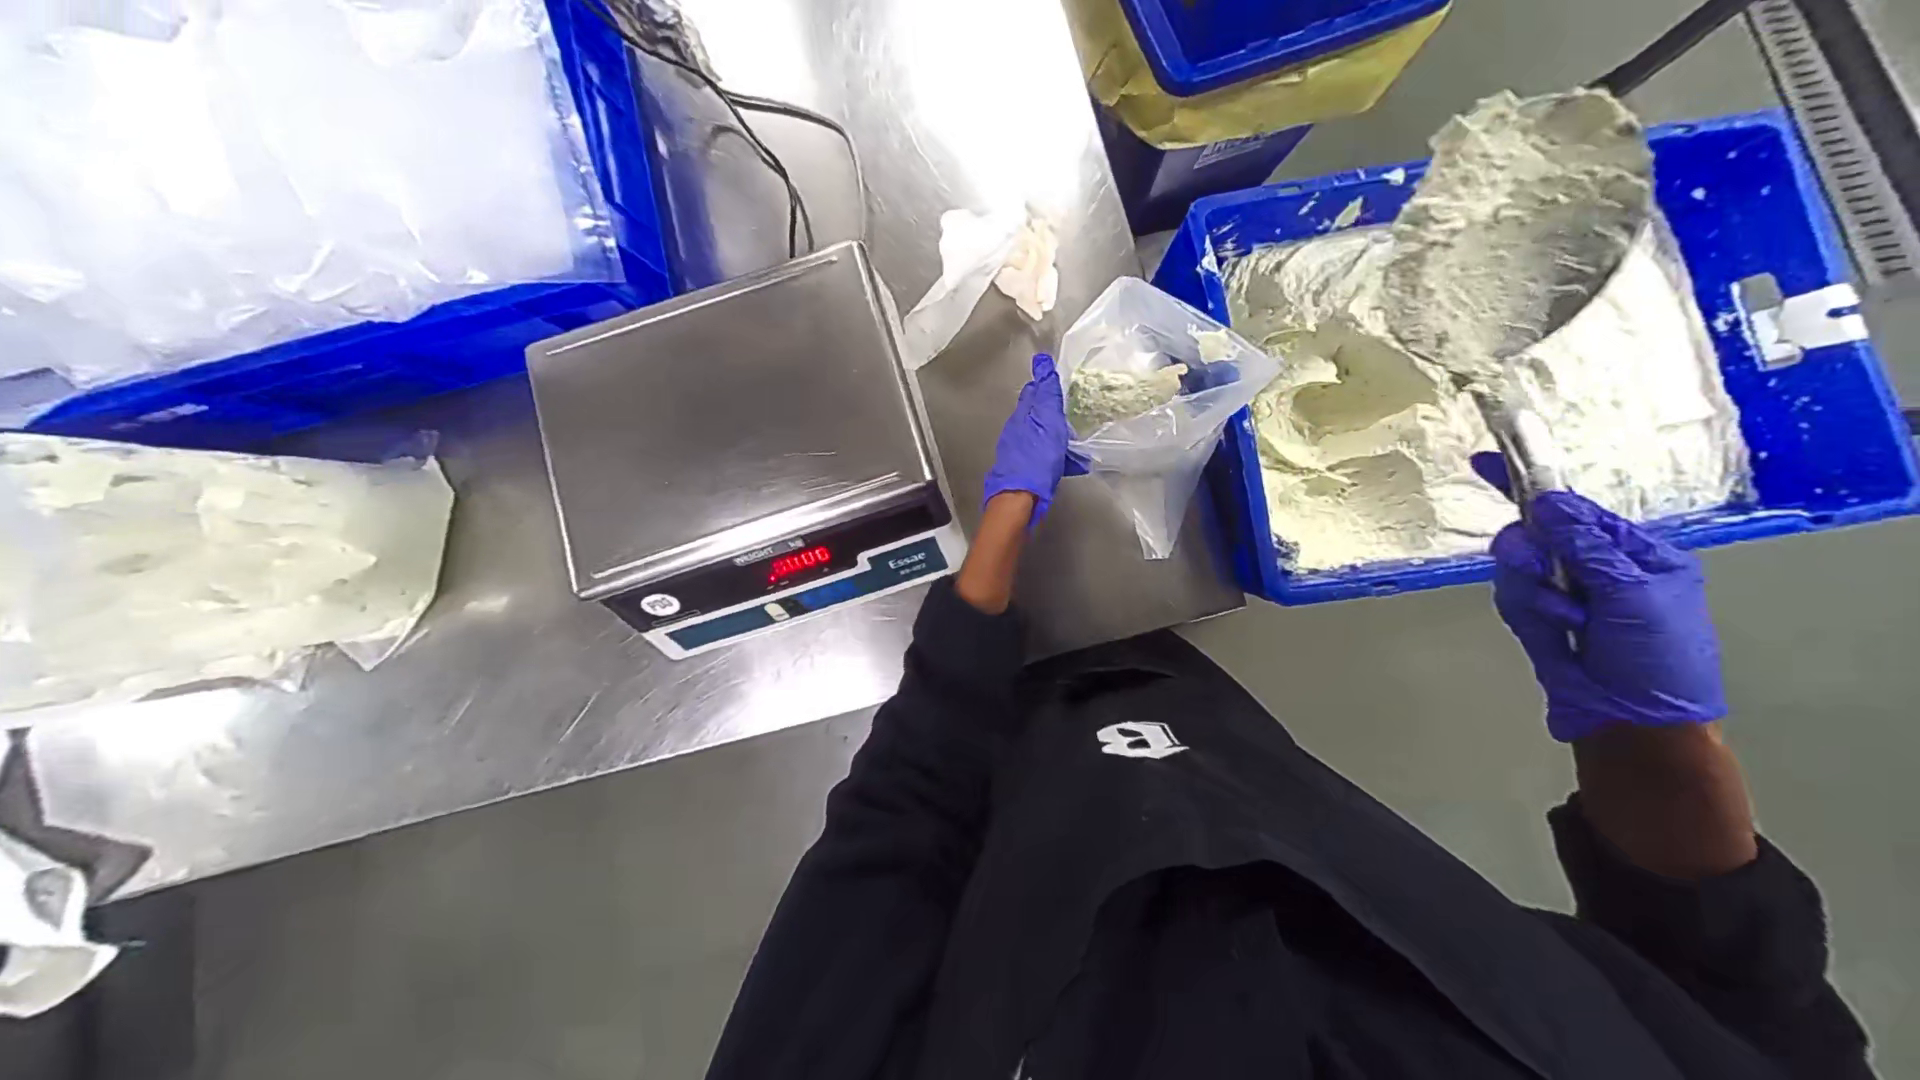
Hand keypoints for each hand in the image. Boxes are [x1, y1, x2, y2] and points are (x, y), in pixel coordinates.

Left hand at [982, 353, 1084, 524]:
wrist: (1021, 496)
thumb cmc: (1037, 457)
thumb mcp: (1047, 420)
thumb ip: (1046, 394)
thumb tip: (1041, 363)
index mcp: (1022, 416)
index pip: (1032, 392)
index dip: (1045, 385)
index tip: (1055, 381)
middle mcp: (1016, 432)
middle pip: (1035, 415)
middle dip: (1049, 411)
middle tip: (1067, 409)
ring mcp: (1018, 452)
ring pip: (1038, 436)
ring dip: (1052, 435)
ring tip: (1070, 440)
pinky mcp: (1023, 470)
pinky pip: (1040, 455)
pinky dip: (1052, 453)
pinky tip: (1063, 461)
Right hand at [1490, 491, 1725, 742]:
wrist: (1631, 719)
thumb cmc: (1657, 656)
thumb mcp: (1634, 595)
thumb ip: (1587, 546)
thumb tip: (1547, 501)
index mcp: (1632, 552)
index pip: (1572, 508)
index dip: (1531, 486)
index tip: (1486, 462)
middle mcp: (1592, 566)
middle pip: (1534, 535)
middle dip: (1534, 558)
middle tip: (1546, 578)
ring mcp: (1561, 591)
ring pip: (1515, 566)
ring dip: (1536, 595)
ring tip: (1568, 624)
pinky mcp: (1534, 615)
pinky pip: (1510, 596)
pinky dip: (1528, 614)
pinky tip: (1555, 636)